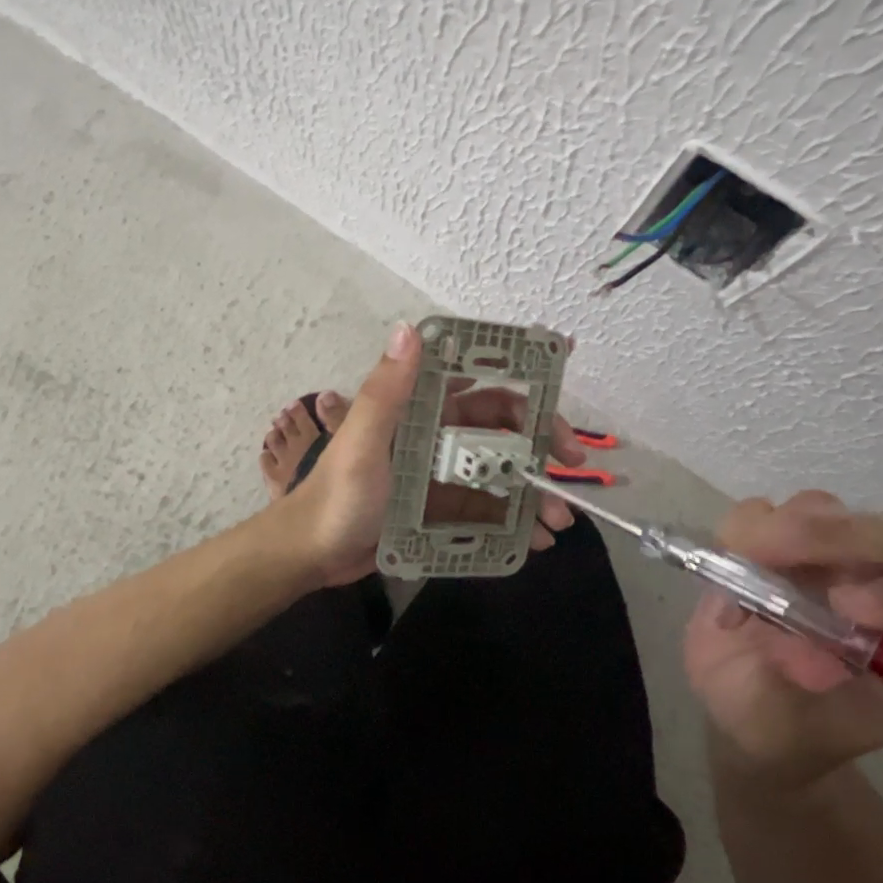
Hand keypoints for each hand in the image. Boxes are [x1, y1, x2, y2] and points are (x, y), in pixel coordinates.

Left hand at [277, 322, 583, 587]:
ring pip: (498, 475)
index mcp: (418, 410)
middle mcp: (434, 437)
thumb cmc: (335, 496)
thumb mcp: (362, 442)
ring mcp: (438, 475)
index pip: (480, 383)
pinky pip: (483, 512)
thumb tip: (411, 328)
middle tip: (571, 464)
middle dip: (539, 443)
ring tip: (558, 521)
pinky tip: (535, 541)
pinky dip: (511, 524)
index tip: (561, 376)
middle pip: (501, 431)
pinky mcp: (438, 511)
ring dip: (532, 492)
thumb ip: (386, 392)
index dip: (520, 376)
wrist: (311, 554)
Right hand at [684, 492, 882, 789]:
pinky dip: (737, 539)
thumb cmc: (797, 728)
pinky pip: (758, 513)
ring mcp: (830, 560)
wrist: (745, 718)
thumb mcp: (815, 728)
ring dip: (780, 532)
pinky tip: (725, 585)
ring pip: (822, 509)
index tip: (852, 611)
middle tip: (777, 572)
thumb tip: (795, 644)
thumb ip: (811, 684)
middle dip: (835, 543)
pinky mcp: (772, 545)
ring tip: (747, 571)